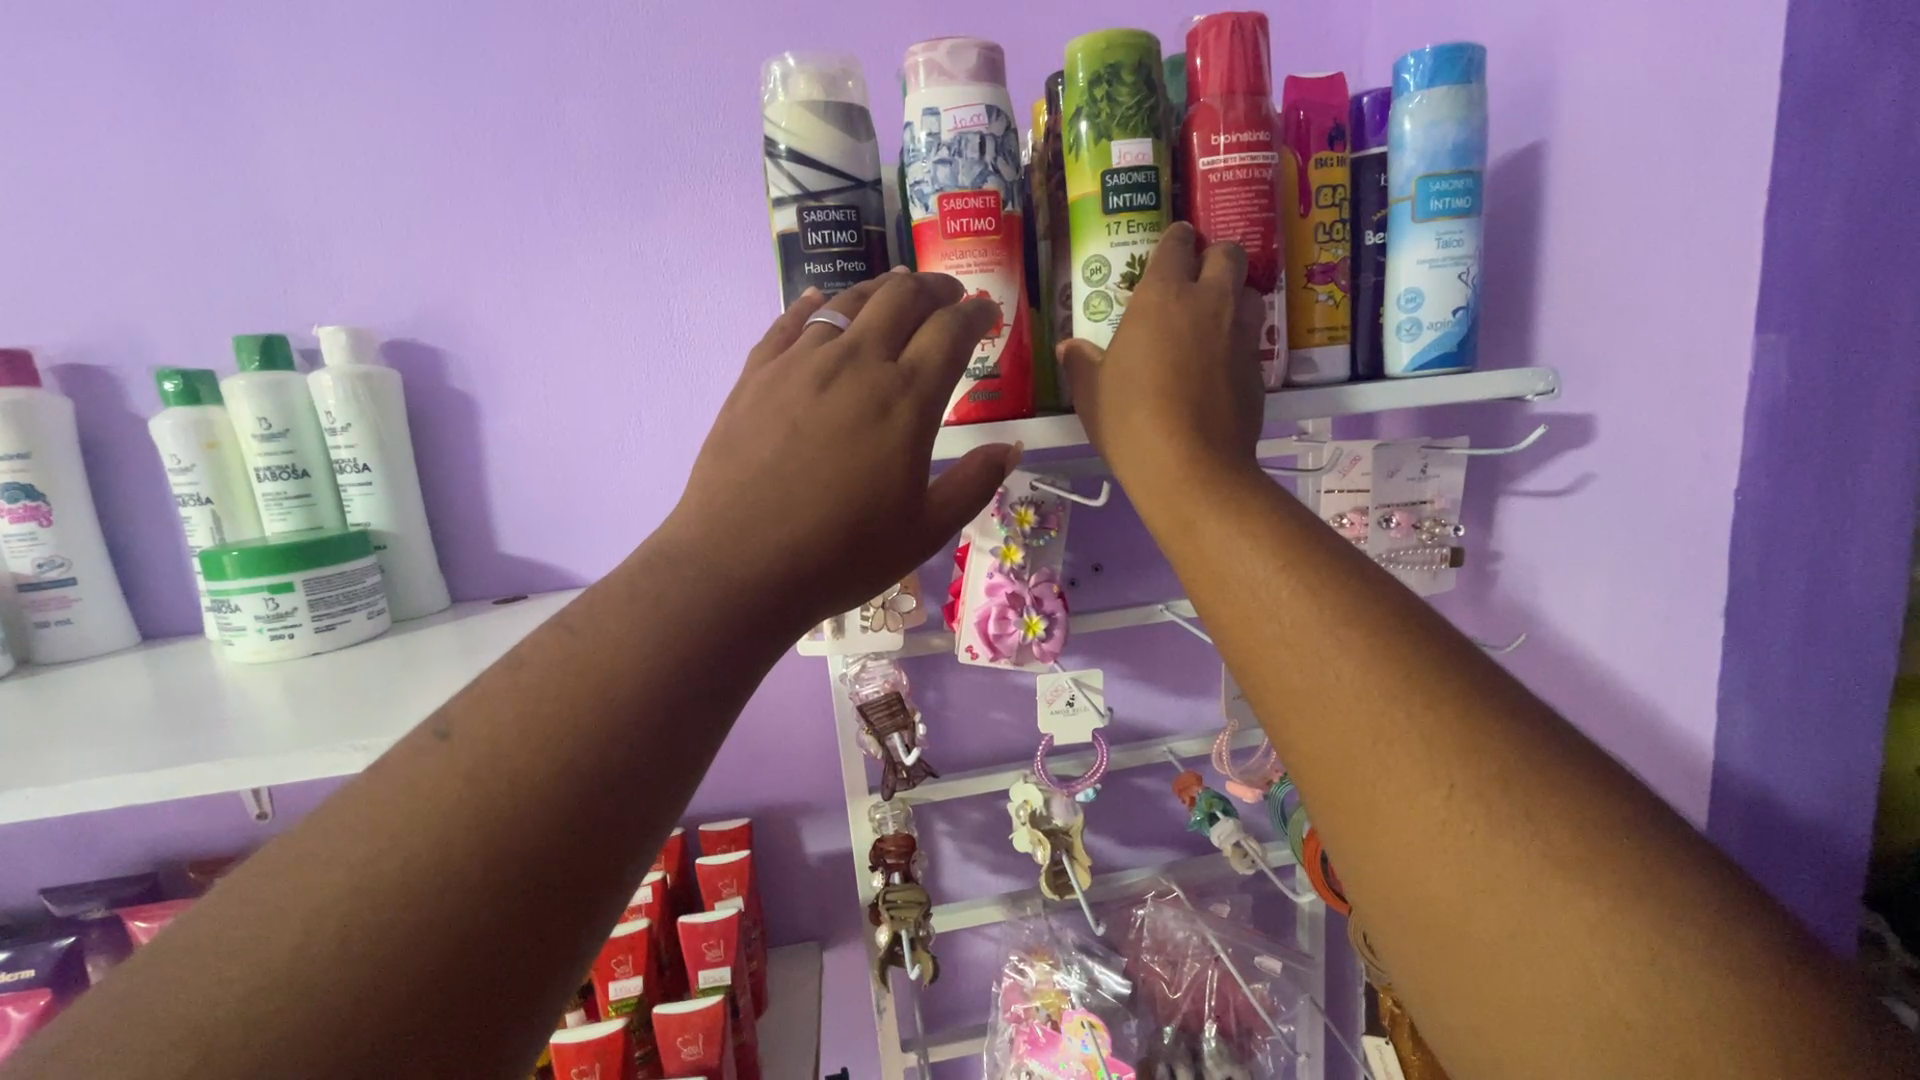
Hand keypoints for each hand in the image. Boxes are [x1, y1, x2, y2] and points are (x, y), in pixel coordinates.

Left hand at [669, 271, 1019, 629]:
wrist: (739, 564)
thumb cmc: (841, 556)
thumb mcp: (924, 531)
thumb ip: (973, 484)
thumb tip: (1011, 449)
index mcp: (906, 399)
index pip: (951, 332)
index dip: (977, 314)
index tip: (988, 312)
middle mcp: (856, 363)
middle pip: (903, 298)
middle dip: (936, 288)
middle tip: (950, 295)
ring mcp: (801, 362)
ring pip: (848, 300)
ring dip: (882, 289)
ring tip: (897, 292)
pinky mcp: (757, 372)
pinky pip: (791, 319)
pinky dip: (816, 303)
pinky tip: (821, 300)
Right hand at [1058, 223, 1265, 487]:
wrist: (1191, 467)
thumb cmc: (1130, 420)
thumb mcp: (1091, 392)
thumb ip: (1082, 362)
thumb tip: (1070, 348)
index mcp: (1162, 296)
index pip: (1177, 243)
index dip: (1176, 240)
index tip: (1172, 245)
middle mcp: (1209, 302)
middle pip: (1229, 254)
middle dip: (1215, 257)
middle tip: (1197, 278)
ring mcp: (1240, 335)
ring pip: (1250, 292)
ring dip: (1234, 295)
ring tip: (1213, 318)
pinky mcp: (1259, 368)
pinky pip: (1253, 338)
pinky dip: (1239, 340)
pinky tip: (1220, 365)